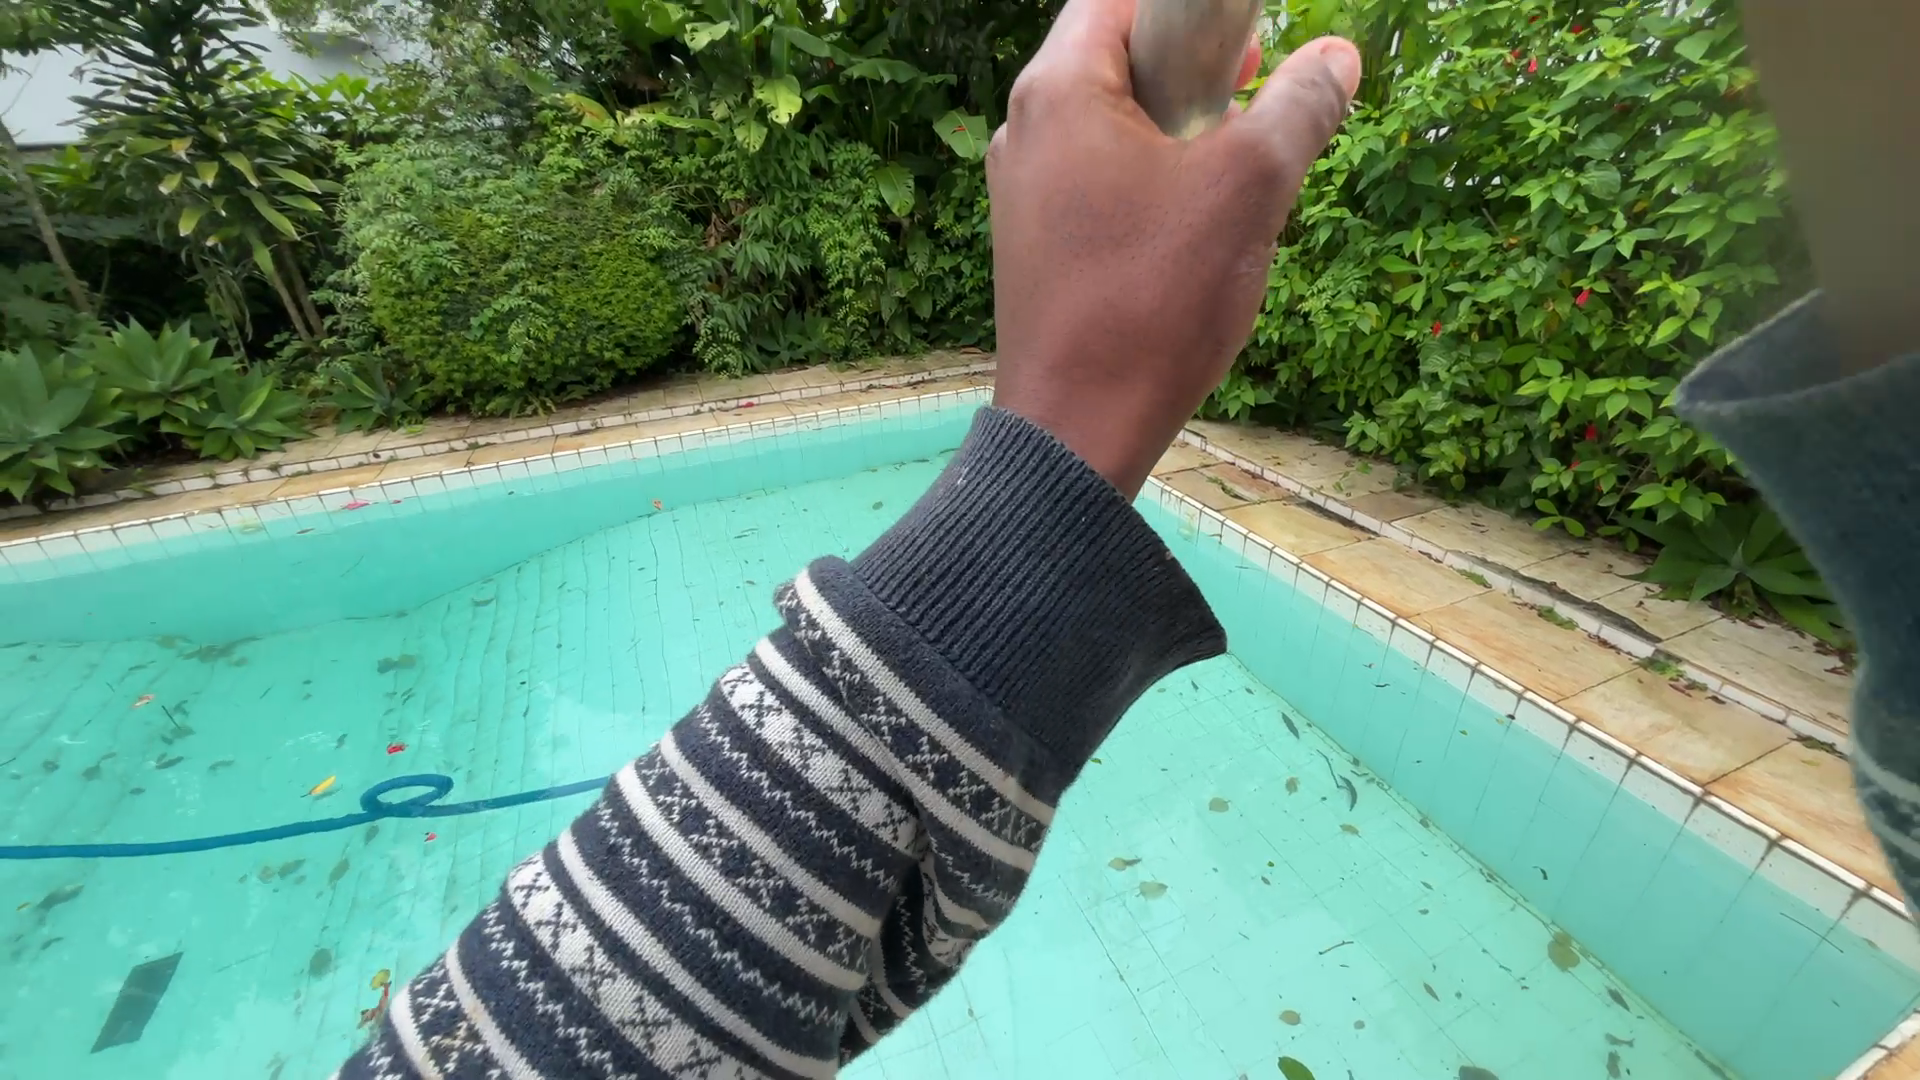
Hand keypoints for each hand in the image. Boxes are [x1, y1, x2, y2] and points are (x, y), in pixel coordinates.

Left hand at [987, 0, 1359, 495]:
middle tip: (1249, 109)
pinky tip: (1182, 234)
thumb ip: (1298, 105)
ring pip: (1108, 131)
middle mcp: (1022, 135)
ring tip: (1226, 181)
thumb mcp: (1248, 190)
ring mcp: (1019, 199)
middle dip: (1192, 73)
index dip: (1196, 7)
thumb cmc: (1154, 302)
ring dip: (1174, 138)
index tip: (1248, 46)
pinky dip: (1142, 188)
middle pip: (1116, 60)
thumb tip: (1333, 59)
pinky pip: (1093, 188)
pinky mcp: (1030, 251)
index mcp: (1057, 91)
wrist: (1078, 428)